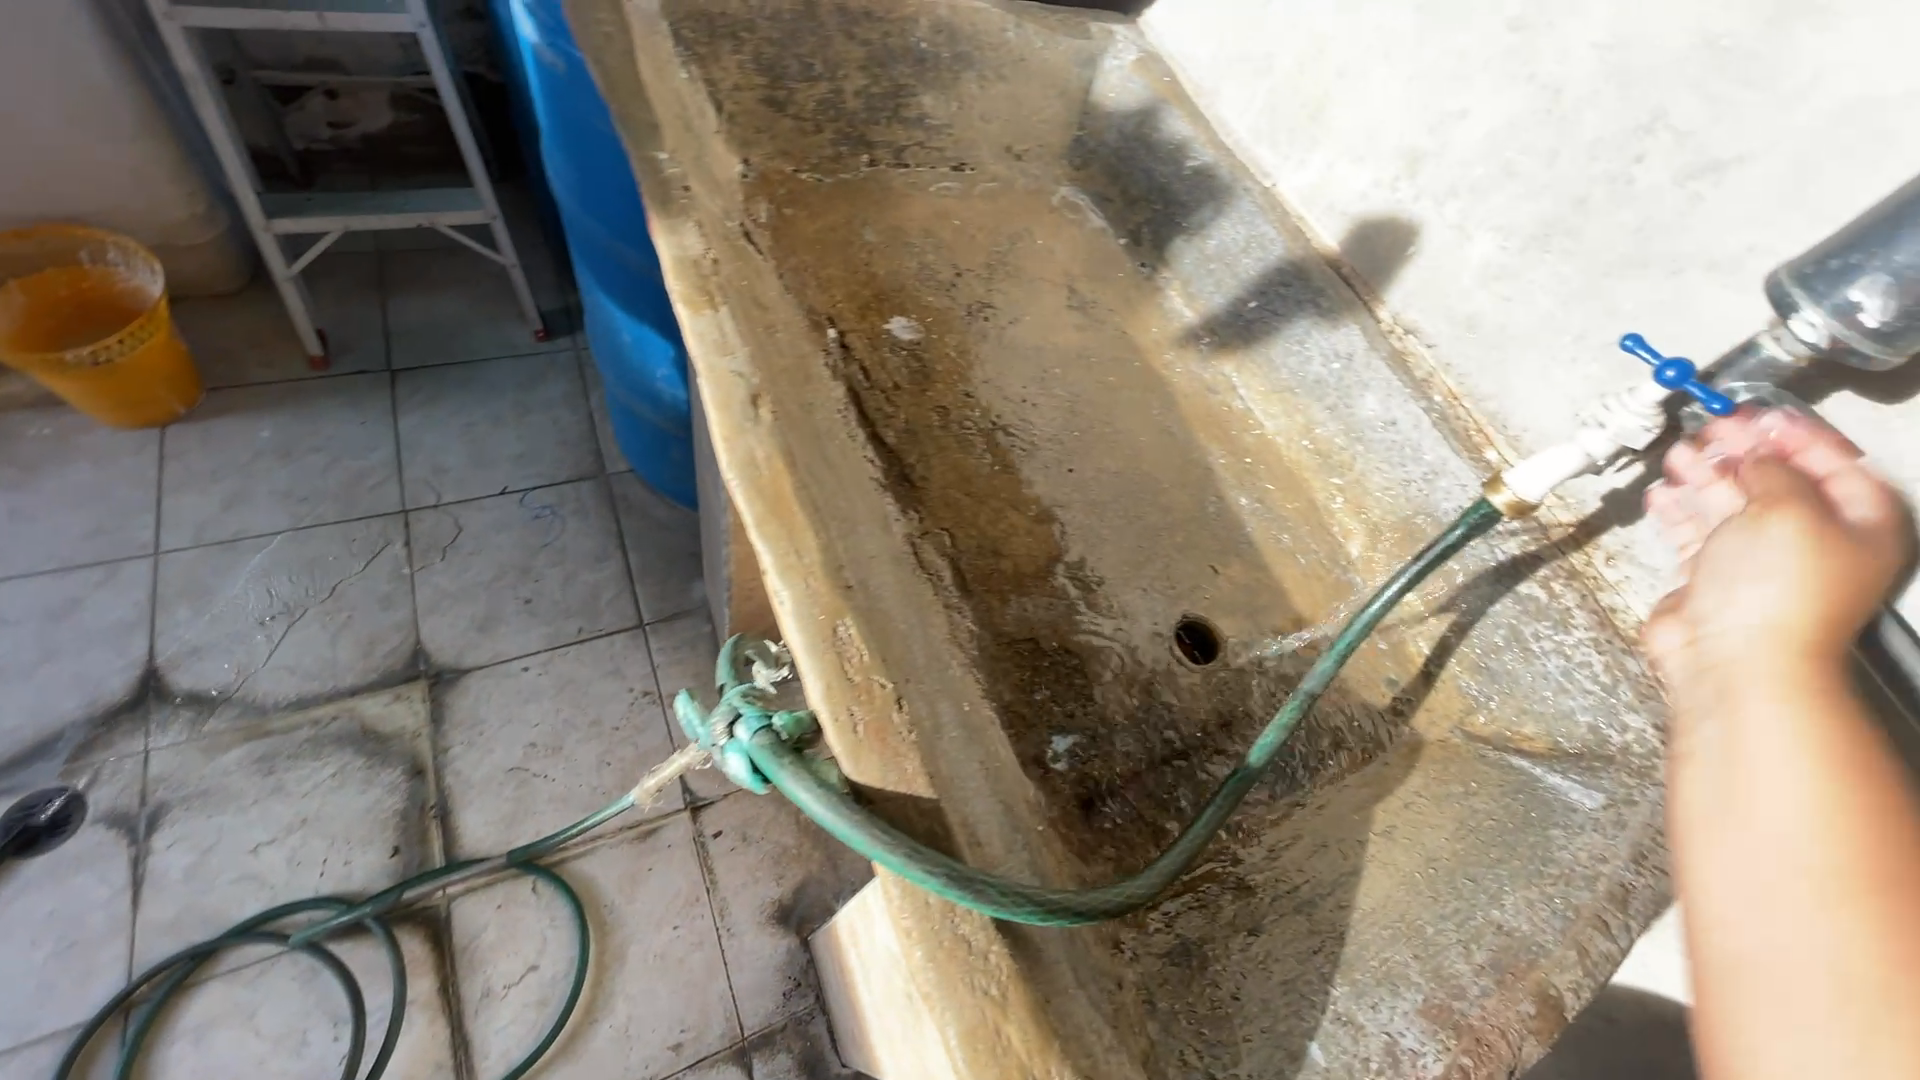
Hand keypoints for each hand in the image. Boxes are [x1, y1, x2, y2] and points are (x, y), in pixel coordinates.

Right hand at [1642, 409, 1912, 692]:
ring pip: (1730, 504)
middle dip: (1744, 453)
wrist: (1732, 652)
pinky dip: (1677, 509)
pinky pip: (1694, 532)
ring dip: (1704, 476)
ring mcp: (1758, 560)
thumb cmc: (1776, 591)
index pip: (1838, 465)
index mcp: (1859, 524)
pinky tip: (1663, 493)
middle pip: (1778, 483)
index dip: (1800, 436)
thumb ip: (1772, 472)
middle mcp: (1812, 541)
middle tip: (1715, 427)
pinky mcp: (1710, 577)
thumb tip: (1755, 453)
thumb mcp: (1789, 510)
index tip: (1763, 415)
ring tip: (1680, 452)